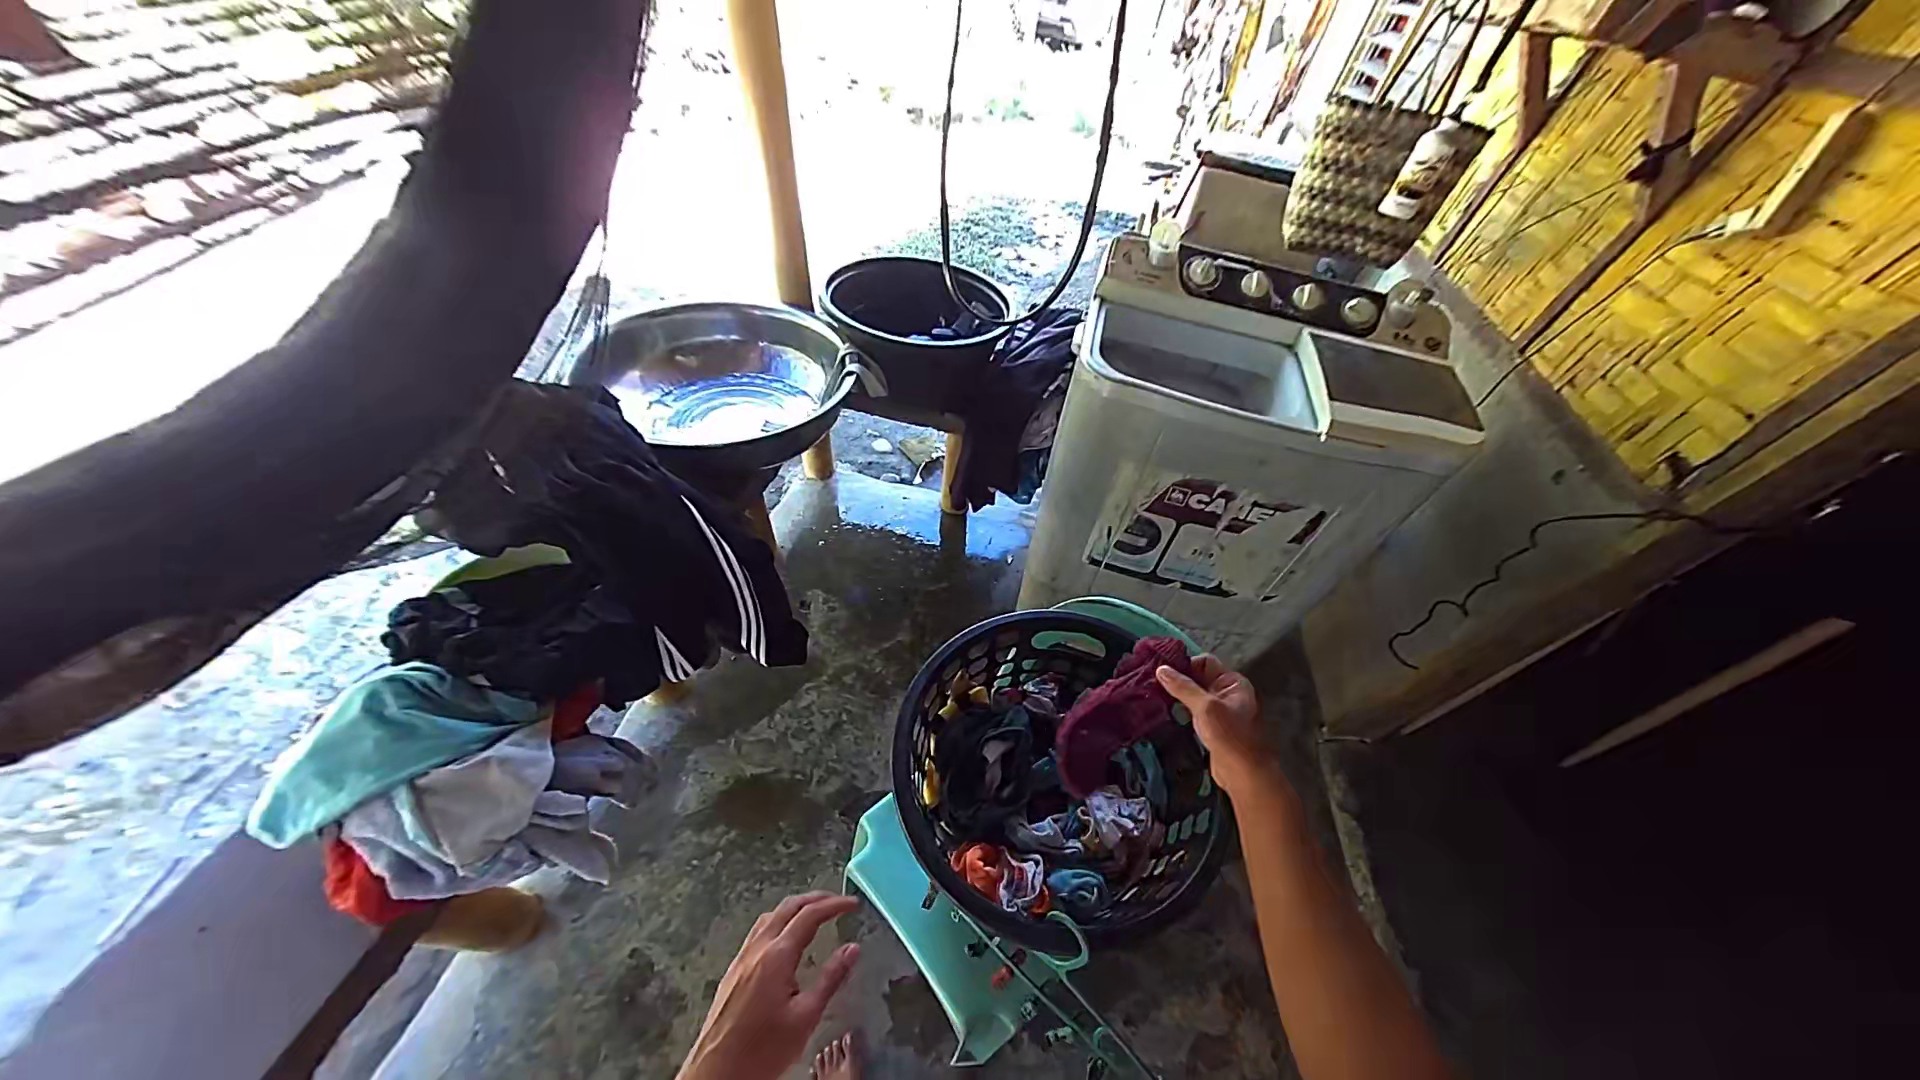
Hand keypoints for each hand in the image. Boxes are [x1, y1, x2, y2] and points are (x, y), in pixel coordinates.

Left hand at [676, 892, 861, 1079]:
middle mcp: (757, 950)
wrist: (716, 1076)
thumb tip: (852, 950)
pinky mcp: (733, 971)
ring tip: (815, 913)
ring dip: (796, 907)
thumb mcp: (805, 1017)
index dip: (834, 904)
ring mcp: (741, 959)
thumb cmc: (761, 1053)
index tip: (852, 904)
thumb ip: (831, 978)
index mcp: (776, 956)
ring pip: (771, 915)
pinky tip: (785, 937)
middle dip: (816, 898)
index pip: (810, 915)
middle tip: (837, 902)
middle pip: (789, 906)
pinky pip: (758, 931)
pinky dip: (779, 921)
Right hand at [1155, 655, 1284, 797]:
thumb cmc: (1229, 736)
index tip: (1161, 670)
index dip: (1184, 664)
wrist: (1244, 774)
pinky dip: (1179, 708)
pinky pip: (1192, 709)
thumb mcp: (1205, 707)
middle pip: (1197, 677)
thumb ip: (1183, 687)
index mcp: (1232, 682)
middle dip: (1177, 679)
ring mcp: (1219, 710)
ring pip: (1193, 694)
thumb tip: (1161, 669)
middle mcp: (1227, 692)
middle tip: (1151, 681)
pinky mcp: (1210, 725)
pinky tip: (1163, 710)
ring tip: (1153, 694)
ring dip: (1176, 695)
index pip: (1204, 662)